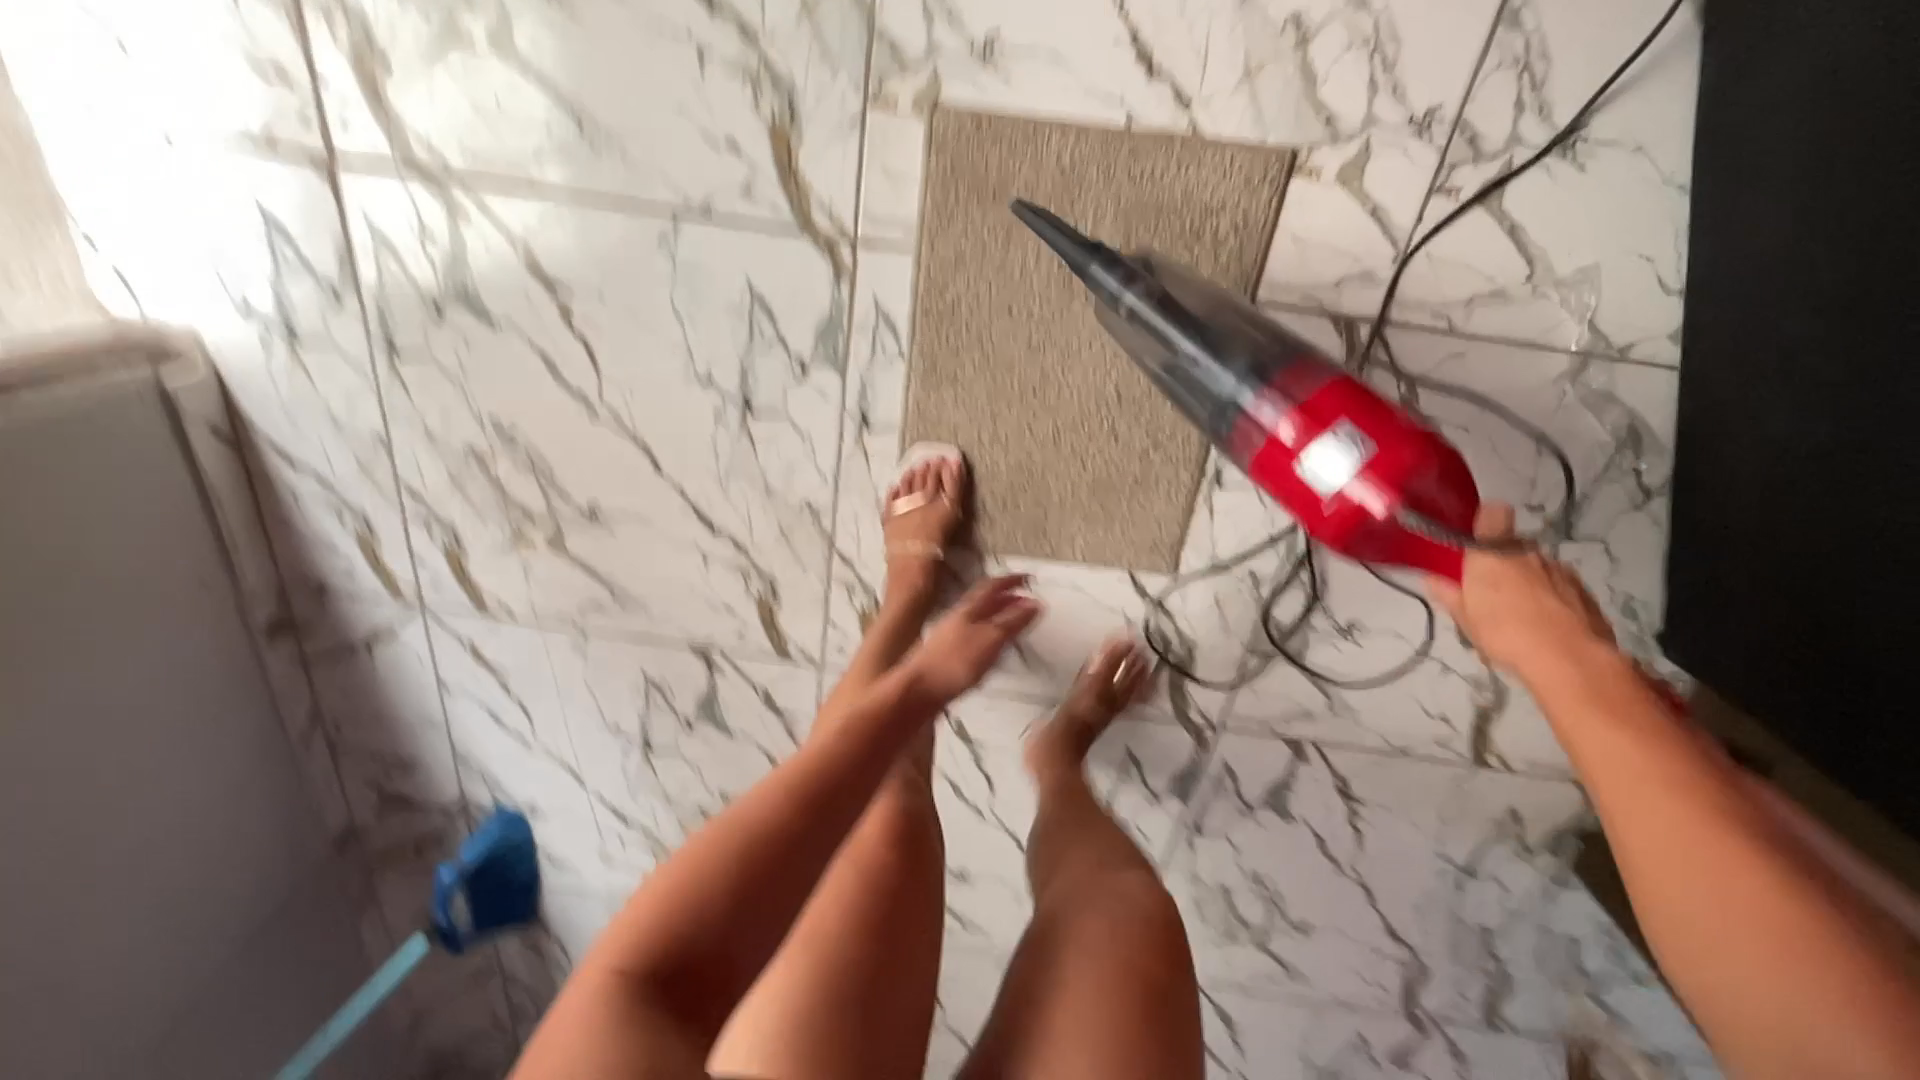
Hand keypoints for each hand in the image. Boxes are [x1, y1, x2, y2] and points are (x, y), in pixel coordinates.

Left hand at [906, 574, 1042, 701]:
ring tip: (1014, 624)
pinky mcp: (947, 658)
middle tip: (1025, 599)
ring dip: (997, 617)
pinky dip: (988, 637)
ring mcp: (950, 638)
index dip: (1011, 580)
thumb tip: (1033, 603)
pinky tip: (992, 651)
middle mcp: (957, 619)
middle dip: (1006, 598)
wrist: (917, 692)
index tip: (1028, 578)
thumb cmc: (952, 664)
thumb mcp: (990, 639)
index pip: (993, 586)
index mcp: (968, 610)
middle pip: (984, 602)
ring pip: (978, 619)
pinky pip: (972, 639)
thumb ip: (1012, 621)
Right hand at [1424, 502, 1616, 678]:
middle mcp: (1527, 553)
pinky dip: (1552, 596)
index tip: (1477, 538)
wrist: (1569, 658)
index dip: (1487, 520)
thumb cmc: (1504, 633)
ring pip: (1537, 566)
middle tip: (1492, 591)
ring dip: (1528, 580)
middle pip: (1513, 546)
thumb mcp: (1465, 619)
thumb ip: (1449, 594)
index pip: (1493, 513)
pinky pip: (1559, 584)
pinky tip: (1547, 623)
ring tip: (1522, 613)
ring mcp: (1559, 569)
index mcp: (1492, 554)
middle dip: (1503, 561)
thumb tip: (1431, 579)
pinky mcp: (1583, 589)